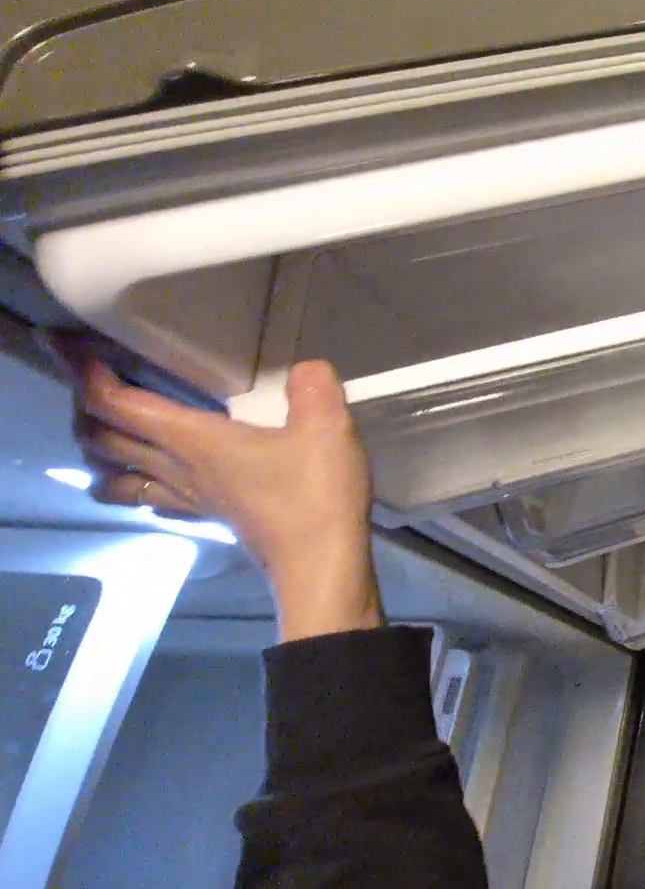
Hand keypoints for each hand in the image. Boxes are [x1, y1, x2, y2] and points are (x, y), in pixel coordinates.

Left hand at [61, 343, 381, 643]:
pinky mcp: (207, 517)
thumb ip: (314, 390)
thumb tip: (306, 367)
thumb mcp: (328, 429)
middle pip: (101, 437)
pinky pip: (148, 497)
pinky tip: (156, 479)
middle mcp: (175, 467)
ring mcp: (187, 498)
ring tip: (112, 430)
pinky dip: (134, 482)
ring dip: (99, 448)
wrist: (318, 558)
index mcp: (192, 439)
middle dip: (86, 404)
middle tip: (96, 377)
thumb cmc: (315, 492)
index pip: (114, 402)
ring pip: (112, 472)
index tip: (62, 341)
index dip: (81, 370)